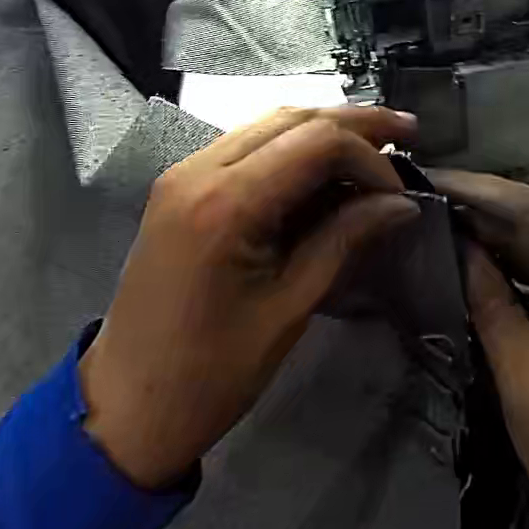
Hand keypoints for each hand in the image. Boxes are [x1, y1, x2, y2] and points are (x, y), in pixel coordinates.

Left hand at [78, 106, 420, 488]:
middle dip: (357, 124)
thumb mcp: (291, 307)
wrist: (121, 410)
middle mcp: (200, 170)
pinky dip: (297, 143)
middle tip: (407, 132)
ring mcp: (186, 172)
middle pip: (296, 117)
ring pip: (273, 122)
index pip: (317, 142)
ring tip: (378, 141)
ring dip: (328, 127)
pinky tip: (328, 161)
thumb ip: (346, 239)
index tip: (398, 193)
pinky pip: (252, 142)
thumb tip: (403, 203)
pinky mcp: (184, 184)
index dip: (369, 157)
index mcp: (225, 204)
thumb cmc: (209, 374)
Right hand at [429, 170, 528, 528]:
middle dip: (481, 206)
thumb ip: (492, 307)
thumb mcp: (525, 384)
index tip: (431, 179)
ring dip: (493, 231)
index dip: (479, 192)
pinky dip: (511, 260)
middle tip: (425, 195)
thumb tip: (458, 246)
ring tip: (438, 216)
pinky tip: (474, 254)